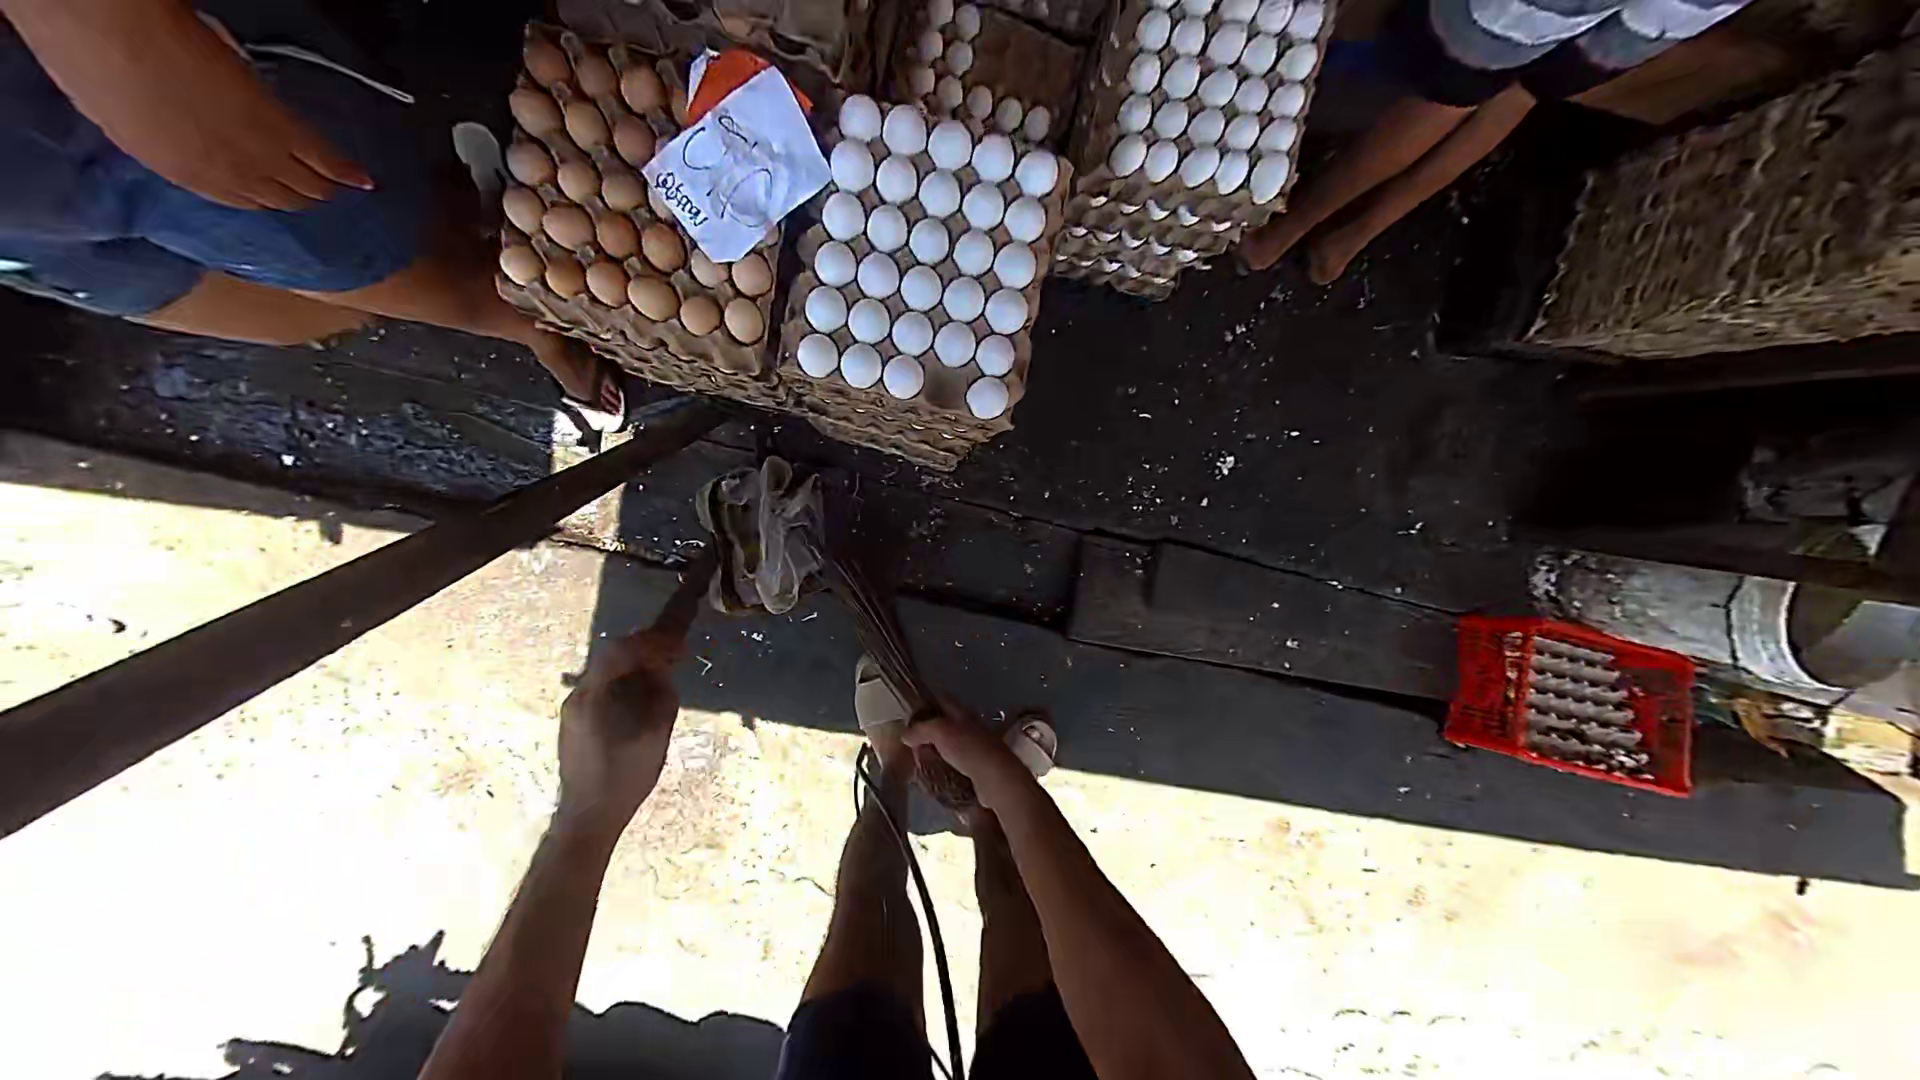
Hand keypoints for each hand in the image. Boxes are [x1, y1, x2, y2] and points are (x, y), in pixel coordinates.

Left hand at [12, 0, 371, 210]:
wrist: (109, 28)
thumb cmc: (91, 59)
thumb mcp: (116, 115)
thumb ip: (162, 140)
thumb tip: (193, 145)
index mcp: (185, 175)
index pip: (240, 201)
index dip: (260, 197)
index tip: (272, 193)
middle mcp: (232, 177)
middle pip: (282, 198)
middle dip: (299, 197)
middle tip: (315, 192)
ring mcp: (263, 157)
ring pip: (310, 186)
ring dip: (327, 188)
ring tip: (340, 188)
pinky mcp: (287, 134)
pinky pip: (327, 162)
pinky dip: (349, 173)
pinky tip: (365, 181)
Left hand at [555, 626, 686, 838]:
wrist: (588, 816)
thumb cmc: (625, 777)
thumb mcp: (655, 733)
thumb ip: (661, 694)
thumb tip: (664, 667)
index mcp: (593, 696)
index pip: (620, 650)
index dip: (652, 640)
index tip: (678, 645)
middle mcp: (579, 695)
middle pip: (611, 654)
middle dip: (646, 646)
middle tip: (676, 650)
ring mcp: (574, 706)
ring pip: (607, 668)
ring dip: (637, 661)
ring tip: (666, 665)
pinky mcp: (577, 718)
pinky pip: (604, 684)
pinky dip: (628, 677)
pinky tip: (646, 689)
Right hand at [903, 697, 1036, 810]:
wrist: (996, 776)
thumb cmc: (968, 748)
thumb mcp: (940, 732)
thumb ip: (921, 730)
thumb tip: (905, 734)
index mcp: (962, 713)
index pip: (942, 699)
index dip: (927, 702)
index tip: (910, 714)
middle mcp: (971, 726)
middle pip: (946, 721)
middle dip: (929, 729)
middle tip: (911, 740)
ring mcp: (976, 746)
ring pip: (951, 742)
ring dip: (936, 749)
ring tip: (919, 758)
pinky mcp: (978, 766)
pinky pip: (956, 761)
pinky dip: (945, 765)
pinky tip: (935, 772)